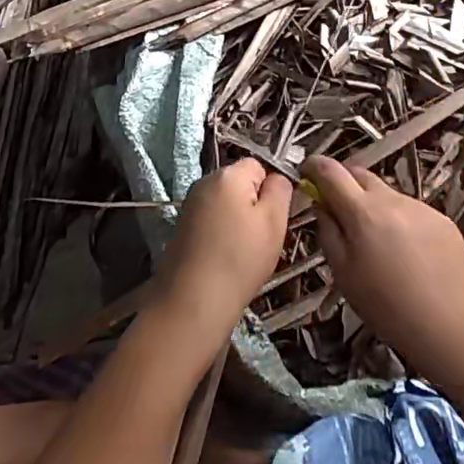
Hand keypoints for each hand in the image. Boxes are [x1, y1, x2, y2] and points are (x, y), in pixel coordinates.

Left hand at [154, 159, 291, 326]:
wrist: (194, 299)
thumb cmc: (240, 257)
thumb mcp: (273, 221)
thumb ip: (280, 190)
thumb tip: (277, 178)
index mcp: (227, 175)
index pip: (258, 165)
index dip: (272, 187)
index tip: (276, 216)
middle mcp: (204, 182)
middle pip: (240, 183)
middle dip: (255, 204)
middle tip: (263, 235)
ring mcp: (190, 204)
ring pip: (227, 204)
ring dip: (239, 220)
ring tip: (245, 250)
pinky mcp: (182, 226)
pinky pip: (212, 220)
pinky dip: (222, 233)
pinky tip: (226, 256)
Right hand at [302, 156, 463, 378]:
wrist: (454, 327)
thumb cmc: (388, 307)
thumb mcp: (342, 273)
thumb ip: (327, 231)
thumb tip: (321, 205)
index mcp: (363, 212)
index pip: (331, 171)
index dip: (314, 167)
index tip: (306, 172)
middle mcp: (393, 200)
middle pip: (360, 175)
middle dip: (343, 184)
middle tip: (337, 211)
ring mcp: (421, 207)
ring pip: (386, 194)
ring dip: (372, 205)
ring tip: (375, 244)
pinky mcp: (442, 219)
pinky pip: (409, 210)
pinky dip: (397, 220)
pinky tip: (405, 254)